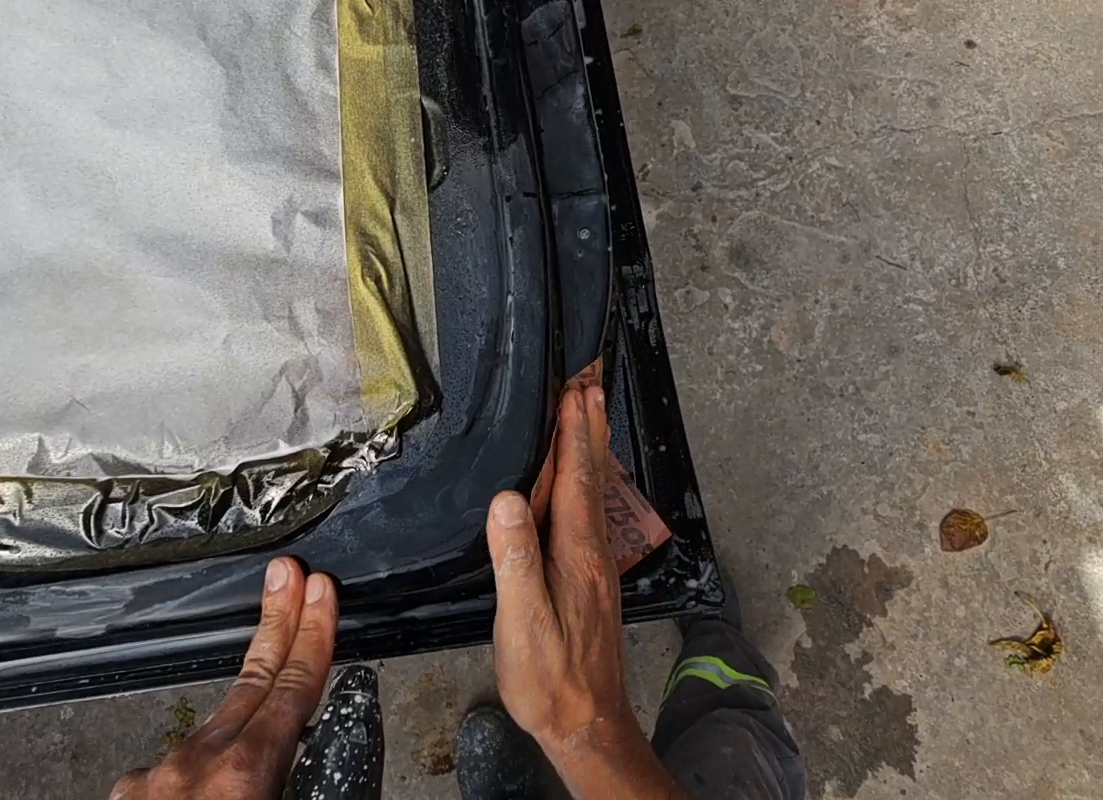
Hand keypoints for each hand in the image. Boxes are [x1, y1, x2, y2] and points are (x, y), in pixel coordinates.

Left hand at [110, 558, 337, 799]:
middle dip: (277, 620)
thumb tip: (306, 747)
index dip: (313, 633)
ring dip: (242, 715)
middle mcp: (195, 766)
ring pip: (212, 733)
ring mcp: (154, 780)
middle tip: (288, 572)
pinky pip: (172, 771)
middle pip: (252, 679)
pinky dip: (196, 771)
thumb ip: (292, 775)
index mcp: (243, 776)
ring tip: (262, 710)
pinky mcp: (127, 797)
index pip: (292, 686)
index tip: (320, 588)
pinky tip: (204, 787)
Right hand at [487, 370, 684, 798]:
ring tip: (592, 412)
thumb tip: (506, 500)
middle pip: (592, 474)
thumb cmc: (549, 676)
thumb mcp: (523, 622)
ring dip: (592, 445)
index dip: (573, 433)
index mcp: (575, 550)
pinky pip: (591, 507)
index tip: (574, 391)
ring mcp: (596, 560)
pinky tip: (583, 475)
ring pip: (595, 488)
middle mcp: (592, 547)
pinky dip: (588, 476)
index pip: (574, 478)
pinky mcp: (591, 573)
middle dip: (590, 425)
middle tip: (590, 382)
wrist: (586, 720)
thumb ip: (516, 560)